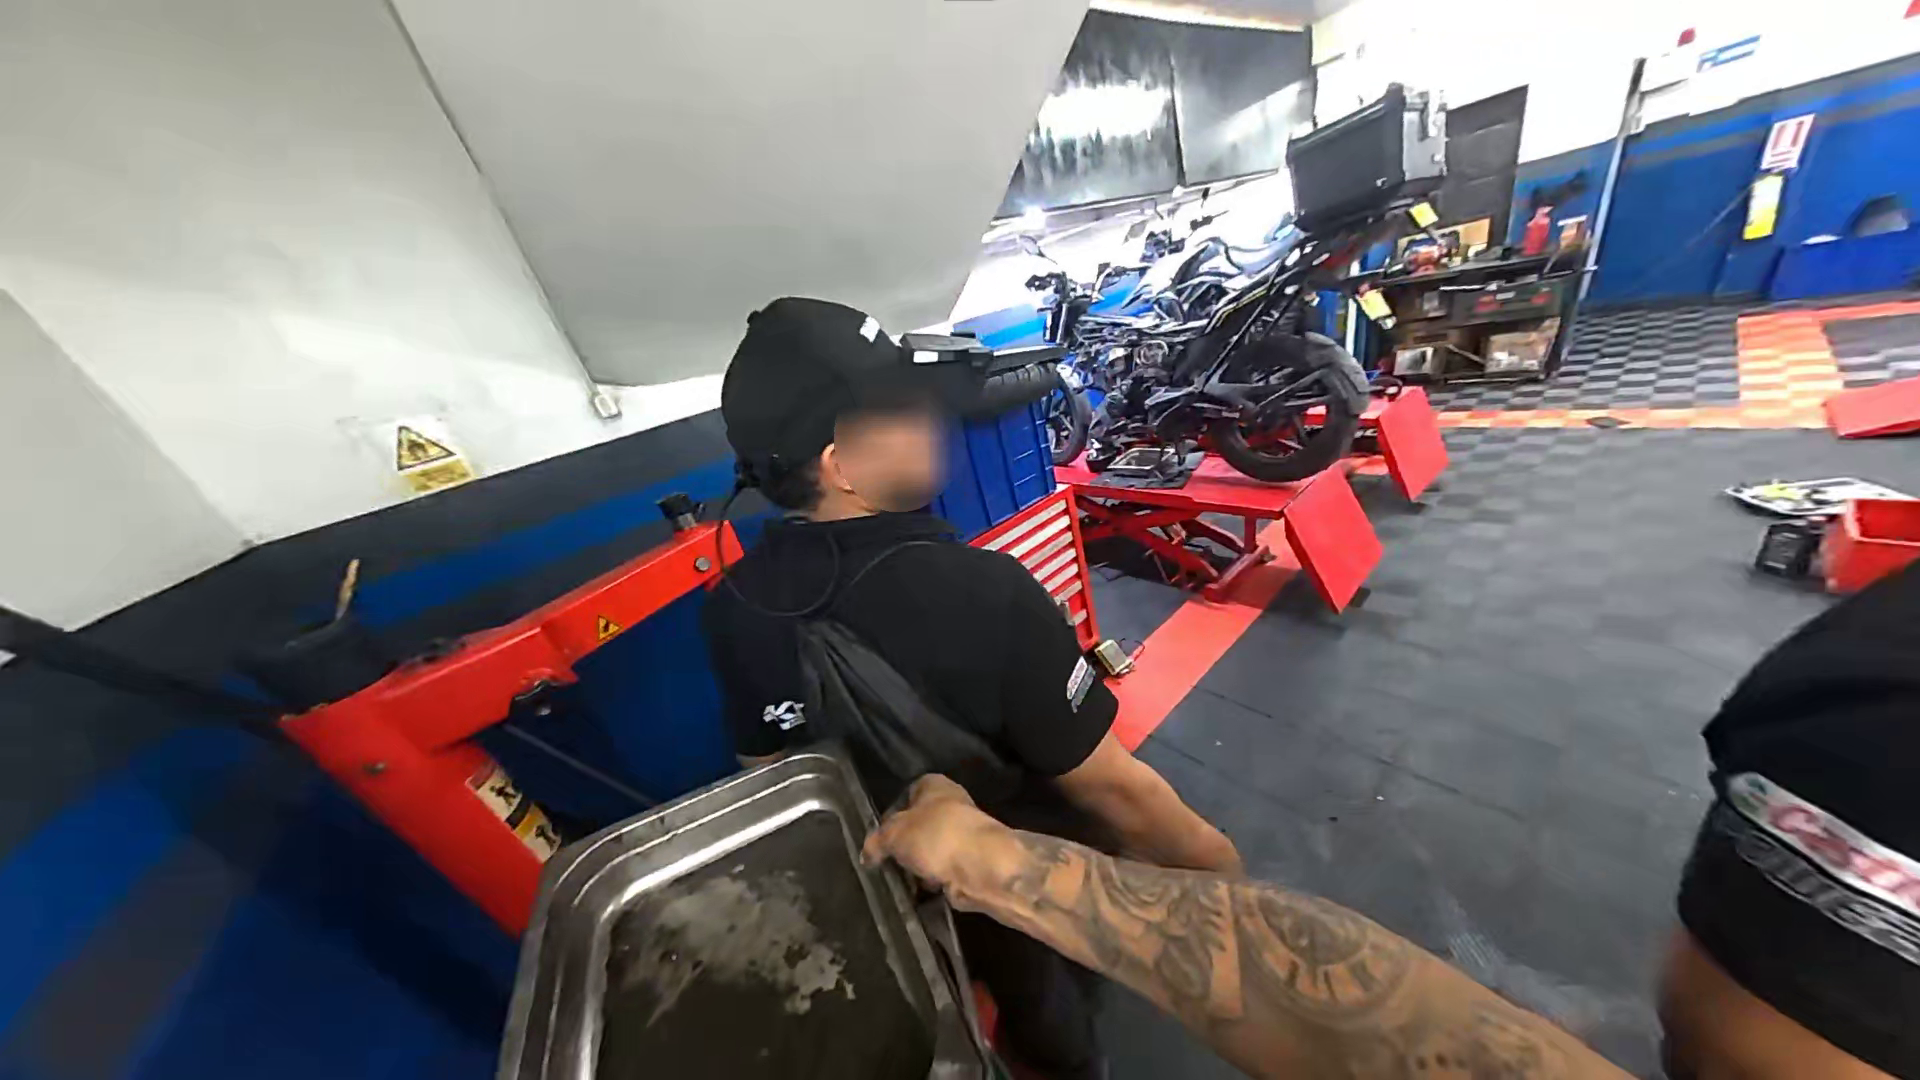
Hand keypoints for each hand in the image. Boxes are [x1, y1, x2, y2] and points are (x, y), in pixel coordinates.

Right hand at [862, 775, 1007, 895]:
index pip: (906, 795)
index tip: (879, 839)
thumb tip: (867, 853)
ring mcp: (962, 832)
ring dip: (918, 866)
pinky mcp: (969, 859)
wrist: (980, 865)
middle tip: (887, 864)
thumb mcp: (894, 834)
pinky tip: (922, 892)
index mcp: (934, 784)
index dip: (890, 816)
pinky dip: (933, 880)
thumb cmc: (935, 836)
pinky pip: (943, 869)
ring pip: (930, 849)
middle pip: (918, 824)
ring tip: (903, 882)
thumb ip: (877, 841)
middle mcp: (950, 803)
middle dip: (903, 846)